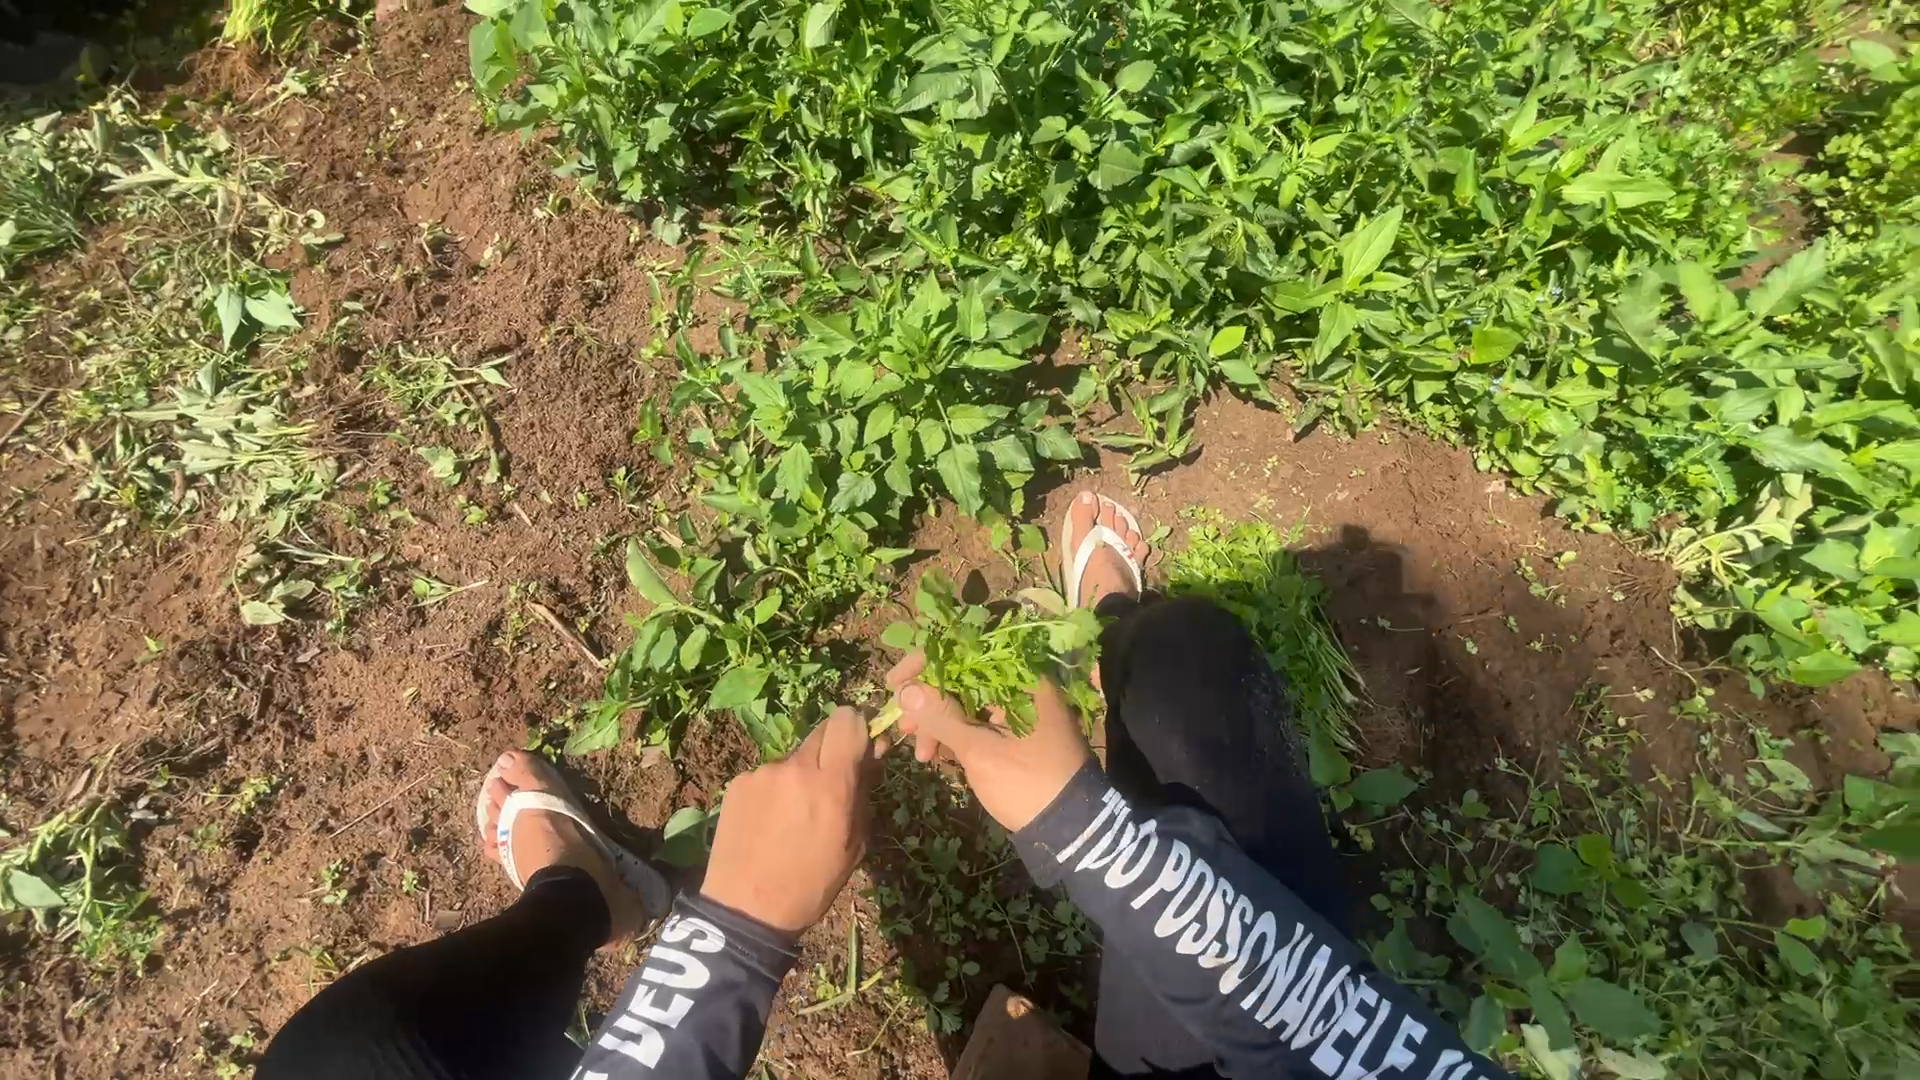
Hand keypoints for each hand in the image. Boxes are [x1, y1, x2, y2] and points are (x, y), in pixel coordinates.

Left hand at [699, 705, 881, 934]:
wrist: (744, 912)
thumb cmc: (811, 884)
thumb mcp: (854, 844)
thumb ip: (863, 792)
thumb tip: (871, 754)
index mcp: (832, 784)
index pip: (848, 721)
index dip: (856, 726)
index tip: (857, 742)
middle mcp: (797, 767)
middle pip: (822, 732)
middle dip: (830, 750)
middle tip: (827, 783)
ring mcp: (763, 772)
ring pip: (794, 758)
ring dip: (799, 775)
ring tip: (789, 816)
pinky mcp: (738, 782)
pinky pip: (766, 775)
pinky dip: (772, 790)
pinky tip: (766, 822)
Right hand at [886, 651, 1093, 832]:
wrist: (1073, 829)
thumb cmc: (1028, 784)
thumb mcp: (980, 752)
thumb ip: (941, 718)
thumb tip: (904, 690)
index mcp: (1020, 678)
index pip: (963, 652)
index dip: (924, 663)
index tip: (893, 684)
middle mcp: (1021, 685)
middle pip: (962, 677)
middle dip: (927, 701)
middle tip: (902, 727)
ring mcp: (1019, 708)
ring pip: (966, 701)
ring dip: (938, 722)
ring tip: (921, 753)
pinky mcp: (1015, 731)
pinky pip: (978, 720)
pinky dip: (956, 734)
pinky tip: (935, 754)